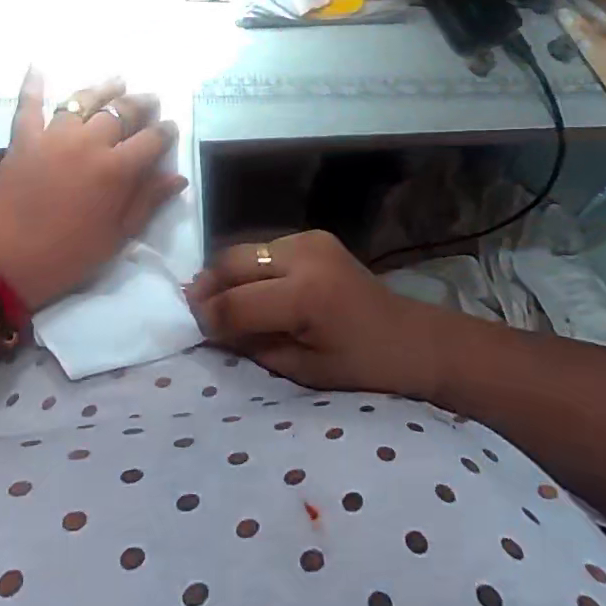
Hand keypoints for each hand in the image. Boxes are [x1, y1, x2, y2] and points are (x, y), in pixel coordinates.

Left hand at [0, 71, 187, 309]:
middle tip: (151, 100)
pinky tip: (37, 67)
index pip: (151, 140)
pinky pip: (29, 106)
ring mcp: (53, 136)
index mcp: (116, 169)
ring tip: (118, 81)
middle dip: (141, 104)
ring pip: (83, 100)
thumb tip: (177, 177)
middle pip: (121, 112)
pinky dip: (33, 86)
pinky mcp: (23, 139)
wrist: (3, 260)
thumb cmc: (67, 255)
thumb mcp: (116, 236)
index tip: (172, 128)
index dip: (166, 132)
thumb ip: (147, 201)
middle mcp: (88, 142)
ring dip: (103, 89)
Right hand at [185, 230, 453, 398]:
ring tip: (219, 299)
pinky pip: (265, 248)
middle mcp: (304, 255)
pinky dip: (250, 267)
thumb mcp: (301, 369)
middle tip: (195, 308)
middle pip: (232, 261)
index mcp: (305, 295)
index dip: (208, 317)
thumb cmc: (360, 365)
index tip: (193, 328)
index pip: (235, 302)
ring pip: (244, 250)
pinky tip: (251, 288)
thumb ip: (251, 343)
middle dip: (209, 286)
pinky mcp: (314, 236)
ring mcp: (310, 239)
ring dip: (227, 274)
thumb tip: (209, 325)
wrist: (411, 337)